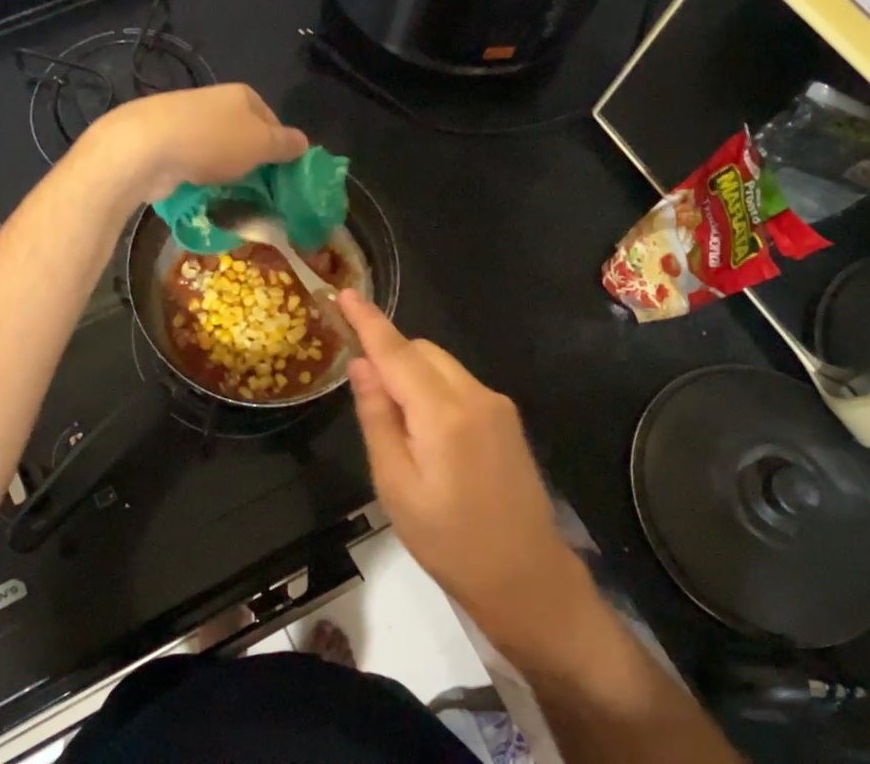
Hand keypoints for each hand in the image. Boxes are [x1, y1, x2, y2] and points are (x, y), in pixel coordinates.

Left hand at [83, 84, 309, 202]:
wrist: (145, 148)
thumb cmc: (212, 141)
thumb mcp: (261, 144)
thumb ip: (285, 145)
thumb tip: (304, 143)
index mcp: (242, 96)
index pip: (272, 121)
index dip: (280, 148)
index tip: (281, 176)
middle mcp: (214, 103)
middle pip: (243, 136)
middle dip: (250, 162)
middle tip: (258, 191)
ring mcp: (185, 122)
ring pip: (216, 151)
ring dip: (223, 173)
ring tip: (230, 197)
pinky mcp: (162, 143)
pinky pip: (190, 164)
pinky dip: (197, 178)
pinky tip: (199, 195)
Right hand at [340, 290, 582, 634]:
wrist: (525, 577)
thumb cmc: (448, 541)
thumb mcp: (396, 486)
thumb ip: (377, 418)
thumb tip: (362, 365)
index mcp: (443, 413)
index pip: (396, 352)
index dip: (367, 321)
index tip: (343, 292)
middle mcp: (475, 396)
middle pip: (422, 351)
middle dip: (389, 355)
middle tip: (365, 395)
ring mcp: (498, 406)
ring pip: (442, 365)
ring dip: (412, 374)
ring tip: (398, 430)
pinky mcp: (508, 420)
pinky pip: (460, 385)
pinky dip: (434, 390)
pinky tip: (428, 435)